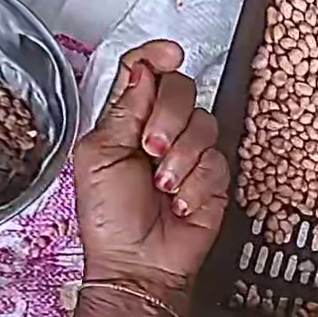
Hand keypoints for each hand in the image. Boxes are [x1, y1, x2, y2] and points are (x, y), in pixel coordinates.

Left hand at [74, 41, 229, 308]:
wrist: (140, 262)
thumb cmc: (110, 217)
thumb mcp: (99, 155)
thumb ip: (124, 111)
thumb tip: (143, 71)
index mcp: (129, 120)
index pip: (146, 73)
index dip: (157, 56)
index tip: (169, 54)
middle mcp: (164, 132)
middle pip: (182, 90)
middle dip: (169, 118)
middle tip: (150, 149)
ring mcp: (193, 155)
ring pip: (204, 127)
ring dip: (181, 160)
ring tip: (163, 189)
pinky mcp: (216, 181)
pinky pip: (218, 164)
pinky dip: (196, 186)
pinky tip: (181, 205)